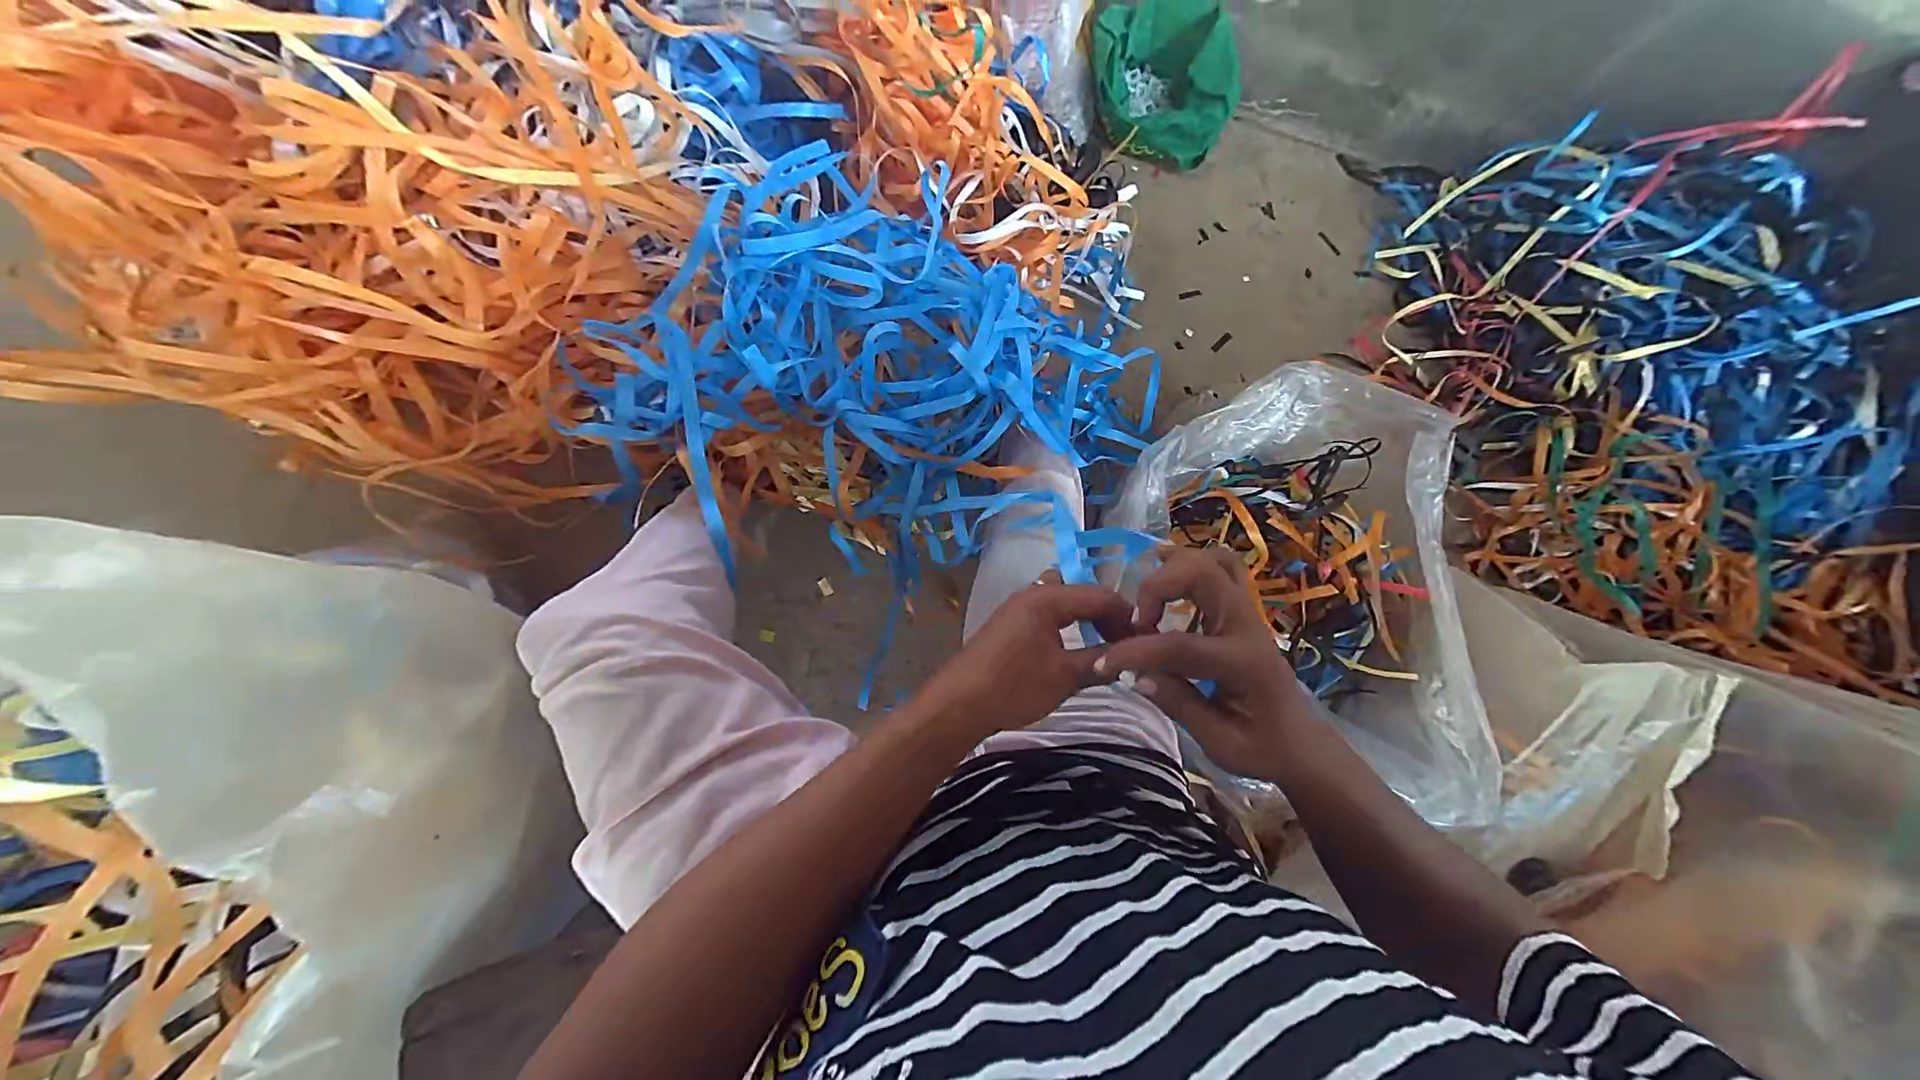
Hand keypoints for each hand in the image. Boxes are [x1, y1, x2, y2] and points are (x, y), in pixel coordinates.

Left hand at [909, 576, 1134, 743]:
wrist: (958, 704)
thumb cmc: (1013, 687)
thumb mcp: (1064, 677)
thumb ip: (1099, 662)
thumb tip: (1129, 657)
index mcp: (1046, 598)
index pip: (1099, 595)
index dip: (1127, 616)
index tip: (1146, 640)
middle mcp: (1031, 594)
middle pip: (1080, 594)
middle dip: (1106, 614)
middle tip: (1126, 642)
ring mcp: (1016, 608)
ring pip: (1061, 602)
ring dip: (1084, 618)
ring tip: (1103, 643)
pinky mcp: (1007, 625)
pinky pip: (1045, 614)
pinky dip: (1064, 624)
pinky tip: (1072, 646)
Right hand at [1093, 546, 1315, 779]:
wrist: (1305, 748)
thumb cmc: (1264, 751)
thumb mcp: (1220, 744)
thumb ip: (1179, 705)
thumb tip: (1137, 676)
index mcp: (1246, 664)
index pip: (1181, 646)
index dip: (1136, 651)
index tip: (1104, 663)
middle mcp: (1249, 628)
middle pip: (1203, 574)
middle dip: (1157, 587)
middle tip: (1137, 622)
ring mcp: (1250, 615)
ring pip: (1215, 561)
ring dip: (1175, 568)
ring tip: (1147, 595)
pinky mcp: (1244, 612)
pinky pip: (1222, 569)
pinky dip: (1190, 564)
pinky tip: (1164, 576)